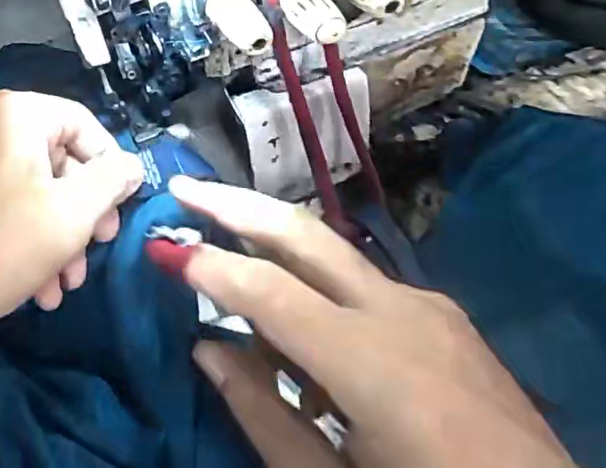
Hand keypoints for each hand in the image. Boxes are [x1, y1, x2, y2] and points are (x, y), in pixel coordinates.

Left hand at [0, 92, 143, 407]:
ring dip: (61, 236)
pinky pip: (11, 204)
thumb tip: (131, 164)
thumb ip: (110, 182)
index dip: (111, 167)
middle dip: (85, 212)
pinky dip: (32, 239)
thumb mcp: (70, 215)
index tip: (121, 212)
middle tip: (99, 249)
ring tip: (66, 284)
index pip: (86, 125)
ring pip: (39, 189)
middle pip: (62, 159)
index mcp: (19, 114)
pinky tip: (40, 289)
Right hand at [160, 177, 575, 467]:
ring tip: (219, 240)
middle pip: (302, 232)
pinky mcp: (445, 316)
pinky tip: (297, 318)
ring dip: (269, 236)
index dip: (210, 268)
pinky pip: (362, 285)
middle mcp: (403, 314)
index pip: (271, 292)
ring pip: (329, 250)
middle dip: (235, 204)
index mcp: (378, 368)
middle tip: (182, 187)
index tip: (160, 249)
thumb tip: (206, 348)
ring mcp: (430, 308)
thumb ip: (266, 418)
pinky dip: (313, 283)